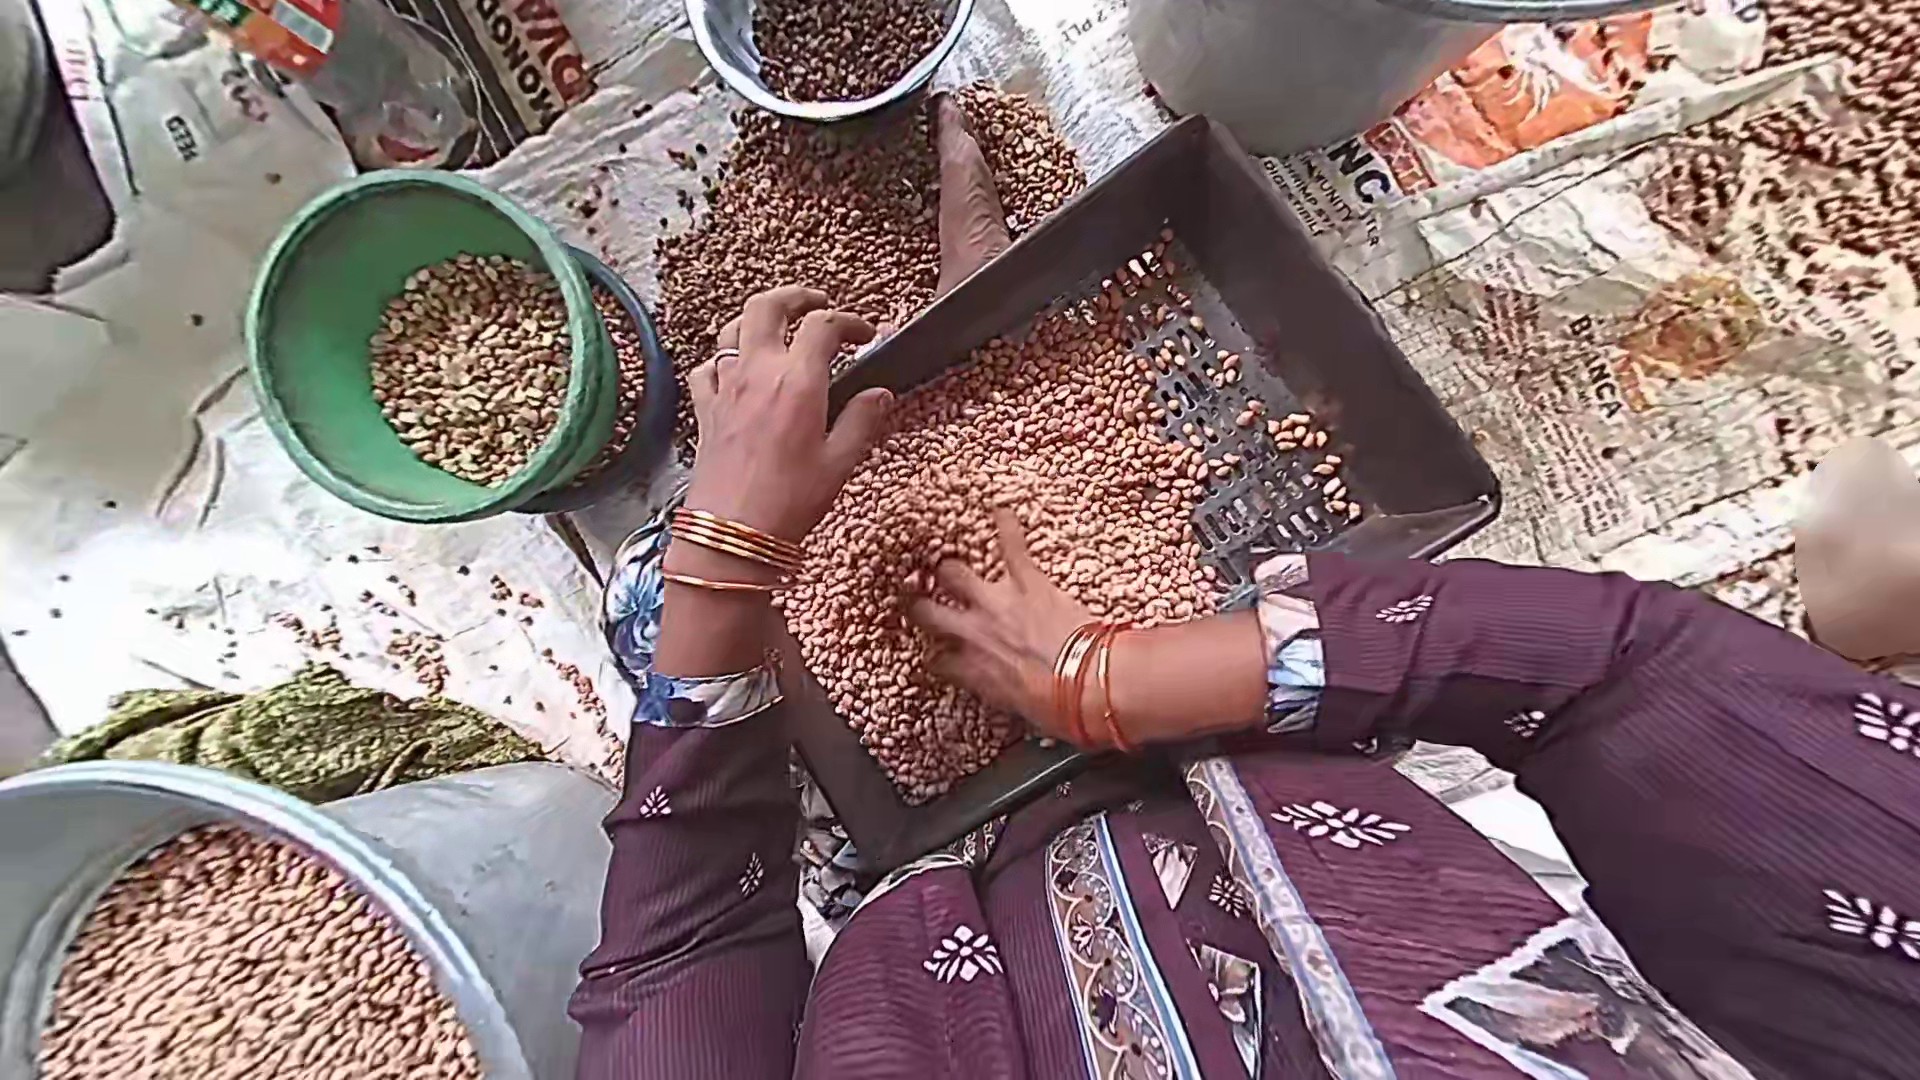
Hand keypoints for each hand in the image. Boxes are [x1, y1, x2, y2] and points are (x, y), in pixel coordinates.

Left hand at [682, 286, 893, 543]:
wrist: (733, 533)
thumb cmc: (790, 501)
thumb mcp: (840, 462)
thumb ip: (862, 420)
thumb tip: (881, 394)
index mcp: (797, 383)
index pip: (823, 326)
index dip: (849, 322)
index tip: (865, 335)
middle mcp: (757, 373)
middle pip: (767, 305)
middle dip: (795, 296)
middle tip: (817, 302)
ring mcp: (725, 388)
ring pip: (733, 328)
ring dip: (759, 319)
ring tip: (779, 329)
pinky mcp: (706, 409)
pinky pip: (708, 366)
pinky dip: (725, 357)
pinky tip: (737, 370)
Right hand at [907, 510, 1094, 741]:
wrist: (1090, 685)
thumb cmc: (1063, 709)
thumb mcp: (1024, 712)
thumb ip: (1008, 696)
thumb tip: (1019, 697)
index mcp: (973, 671)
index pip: (938, 661)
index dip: (934, 655)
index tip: (936, 654)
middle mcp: (974, 635)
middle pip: (928, 613)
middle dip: (918, 604)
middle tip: (912, 596)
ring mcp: (996, 604)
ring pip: (953, 574)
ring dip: (948, 568)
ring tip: (943, 560)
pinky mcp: (1025, 582)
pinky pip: (1010, 546)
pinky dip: (1006, 527)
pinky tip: (999, 510)